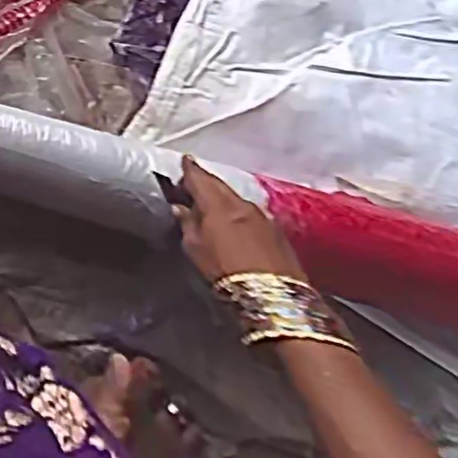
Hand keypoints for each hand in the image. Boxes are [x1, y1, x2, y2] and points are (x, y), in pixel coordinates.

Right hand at [174, 156, 304, 282]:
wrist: (276, 297)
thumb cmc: (225, 271)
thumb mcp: (195, 249)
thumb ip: (187, 224)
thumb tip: (181, 207)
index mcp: (217, 204)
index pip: (200, 178)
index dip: (190, 169)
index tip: (184, 160)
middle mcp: (240, 203)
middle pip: (219, 185)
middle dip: (205, 180)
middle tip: (192, 180)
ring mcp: (262, 215)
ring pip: (236, 197)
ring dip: (223, 196)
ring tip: (211, 202)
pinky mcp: (276, 230)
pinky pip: (250, 211)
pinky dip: (238, 210)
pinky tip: (234, 219)